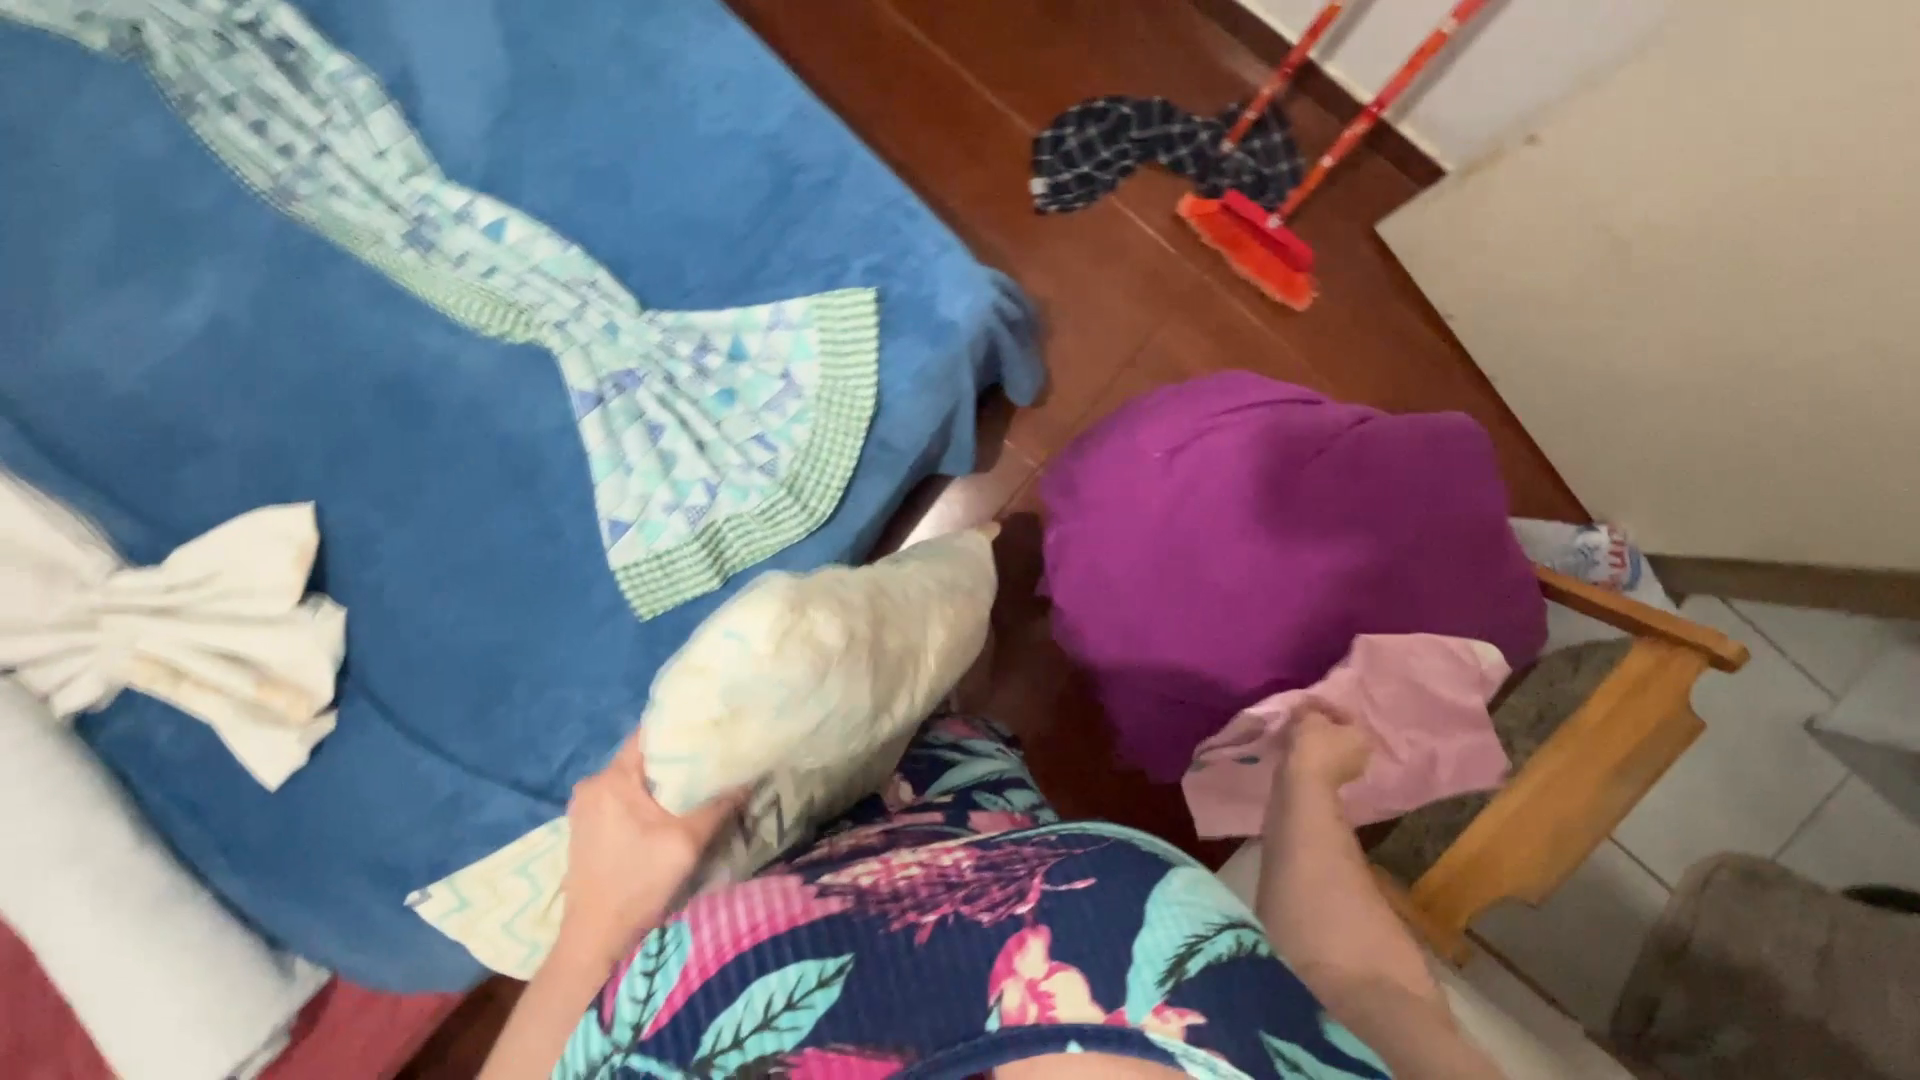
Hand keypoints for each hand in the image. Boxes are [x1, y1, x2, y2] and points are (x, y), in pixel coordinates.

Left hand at [558, 736, 748, 965]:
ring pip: (632, 780)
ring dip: (662, 782)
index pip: (649, 735)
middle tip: (714, 758)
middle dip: (676, 758)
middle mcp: (592, 786)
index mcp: (611, 780)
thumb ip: (718, 805)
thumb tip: (749, 778)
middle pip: (641, 758)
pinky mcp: (586, 829)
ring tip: (698, 783)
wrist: (595, 941)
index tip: (712, 730)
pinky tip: (670, 811)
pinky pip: (621, 799)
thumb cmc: (638, 884)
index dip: (681, 729)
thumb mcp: (687, 842)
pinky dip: (646, 800)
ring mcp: (584, 809)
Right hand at [1279, 705, 1372, 791]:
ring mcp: (1351, 769)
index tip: (1307, 703)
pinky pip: (1326, 759)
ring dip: (1319, 738)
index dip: (1325, 705)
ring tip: (1300, 732)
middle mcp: (1364, 752)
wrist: (1305, 783)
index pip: (1345, 713)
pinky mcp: (1336, 781)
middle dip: (1324, 723)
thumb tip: (1308, 707)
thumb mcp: (1310, 717)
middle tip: (1304, 717)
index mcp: (1363, 735)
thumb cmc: (1313, 745)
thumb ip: (1311, 708)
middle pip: (1341, 731)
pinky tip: (1301, 747)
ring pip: (1333, 746)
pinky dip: (1316, 752)